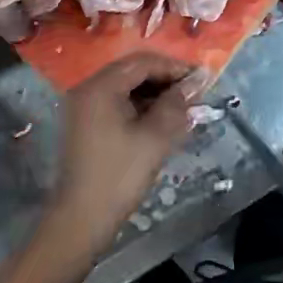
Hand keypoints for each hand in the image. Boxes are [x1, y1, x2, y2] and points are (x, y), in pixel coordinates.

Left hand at [45, 54, 198, 256]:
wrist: (82, 219)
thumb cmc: (119, 175)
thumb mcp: (155, 137)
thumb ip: (176, 104)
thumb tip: (197, 81)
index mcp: (100, 87)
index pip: (142, 62)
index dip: (174, 67)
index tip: (201, 78)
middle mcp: (87, 88)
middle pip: (132, 71)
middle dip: (164, 78)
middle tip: (193, 92)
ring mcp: (83, 106)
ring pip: (125, 86)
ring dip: (153, 92)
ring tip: (181, 106)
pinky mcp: (85, 123)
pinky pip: (116, 102)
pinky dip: (139, 105)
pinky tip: (159, 118)